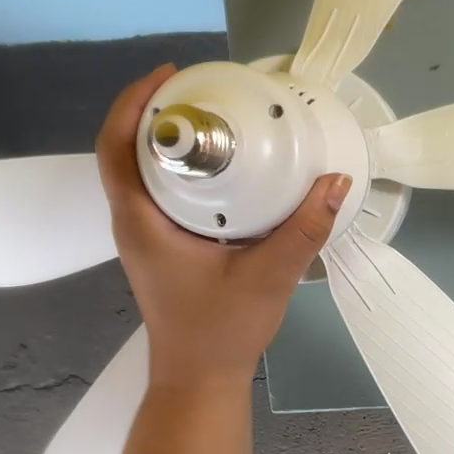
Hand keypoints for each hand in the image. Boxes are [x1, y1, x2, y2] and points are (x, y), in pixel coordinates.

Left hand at [96, 65, 351, 389]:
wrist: (201, 378)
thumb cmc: (221, 331)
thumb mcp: (269, 277)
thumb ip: (304, 230)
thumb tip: (336, 181)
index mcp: (142, 222)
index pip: (116, 148)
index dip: (135, 104)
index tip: (172, 76)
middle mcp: (135, 222)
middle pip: (128, 150)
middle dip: (159, 112)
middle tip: (206, 89)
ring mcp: (147, 235)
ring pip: (145, 171)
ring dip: (172, 140)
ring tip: (216, 116)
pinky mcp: (165, 246)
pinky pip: (165, 192)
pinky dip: (186, 169)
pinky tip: (226, 167)